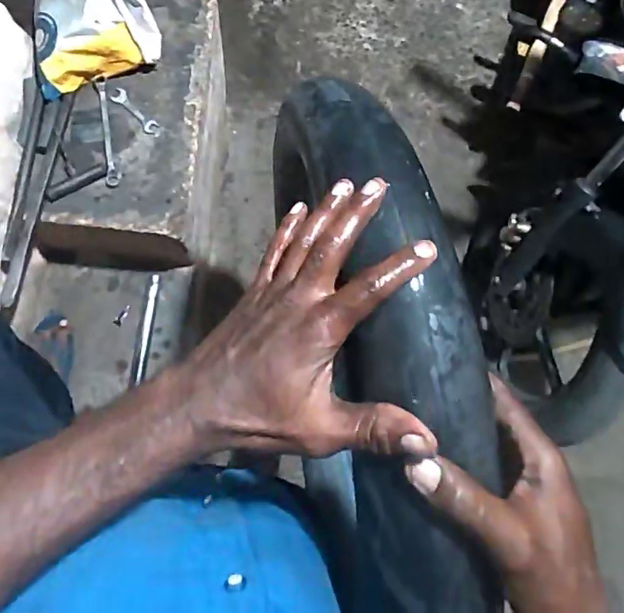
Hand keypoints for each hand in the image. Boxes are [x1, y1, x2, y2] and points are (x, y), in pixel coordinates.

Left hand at [177, 177, 441, 457]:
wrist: (196, 403)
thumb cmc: (259, 418)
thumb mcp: (320, 432)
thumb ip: (372, 428)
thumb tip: (427, 440)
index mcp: (321, 327)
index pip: (370, 289)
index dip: (400, 266)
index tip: (427, 246)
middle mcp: (301, 296)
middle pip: (333, 244)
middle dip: (358, 211)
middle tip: (379, 183)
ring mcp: (275, 288)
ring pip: (305, 239)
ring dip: (327, 209)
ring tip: (347, 182)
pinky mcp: (256, 289)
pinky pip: (275, 249)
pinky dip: (288, 226)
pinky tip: (297, 207)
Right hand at [405, 374, 605, 612]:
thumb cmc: (550, 573)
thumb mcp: (505, 534)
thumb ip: (462, 496)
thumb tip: (414, 459)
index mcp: (542, 454)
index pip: (506, 401)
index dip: (475, 380)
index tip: (436, 363)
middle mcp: (534, 461)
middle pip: (493, 421)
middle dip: (458, 406)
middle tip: (414, 392)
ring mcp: (524, 485)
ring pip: (487, 447)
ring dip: (457, 436)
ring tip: (415, 418)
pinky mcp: (514, 507)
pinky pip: (484, 473)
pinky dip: (461, 464)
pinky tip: (432, 462)